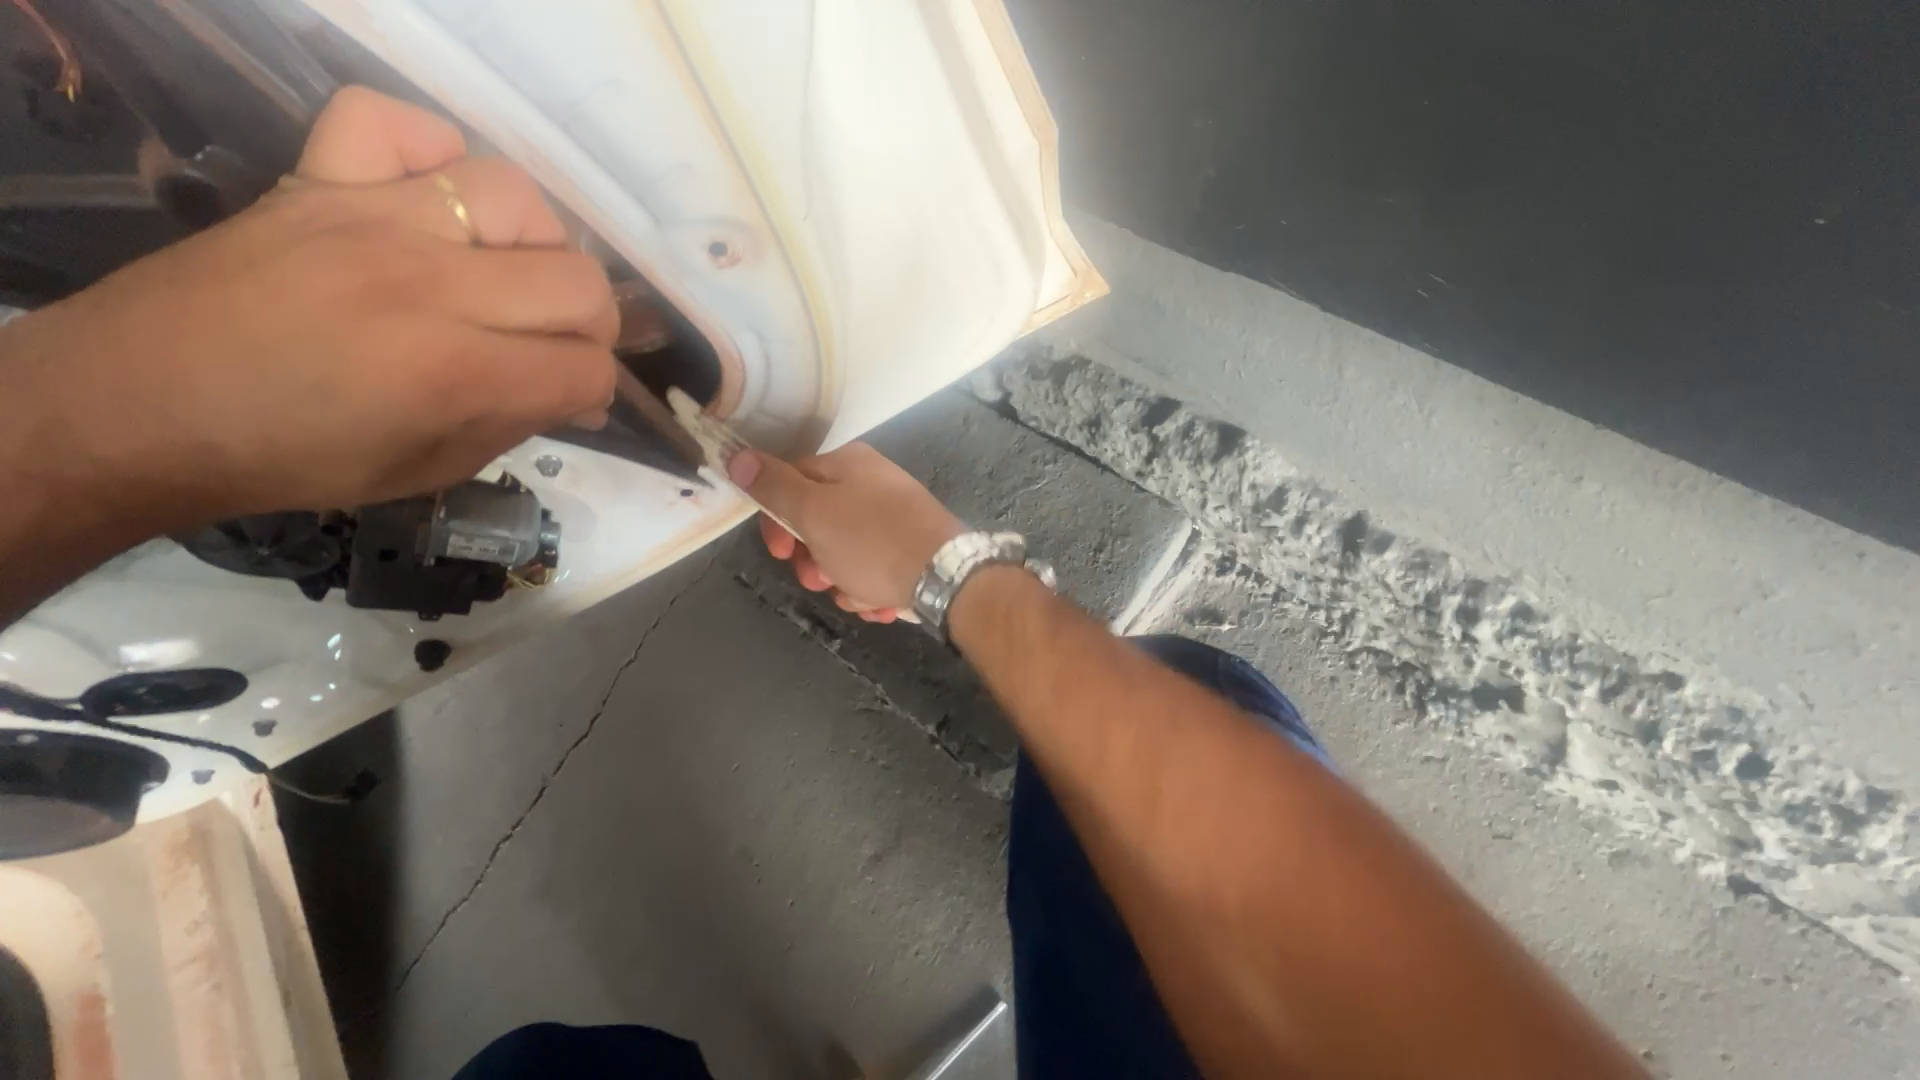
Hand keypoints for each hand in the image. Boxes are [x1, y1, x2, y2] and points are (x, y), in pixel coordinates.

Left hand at [0, 87, 616, 531]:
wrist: (136, 408)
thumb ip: (517, 424)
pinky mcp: (318, 182)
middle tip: (554, 347)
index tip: (574, 400)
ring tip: (509, 275)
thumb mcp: (429, 470)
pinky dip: (432, 150)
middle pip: (579, 283)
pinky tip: (437, 198)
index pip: (587, 366)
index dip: (595, 389)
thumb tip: (580, 394)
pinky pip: (393, 125)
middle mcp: (428, 284)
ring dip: (538, 245)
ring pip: (516, 196)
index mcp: (453, 374)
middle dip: (589, 328)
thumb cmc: (292, 459)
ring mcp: (371, 218)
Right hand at [729, 444, 964, 622]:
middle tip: (818, 580)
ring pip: (846, 551)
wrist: (947, 578)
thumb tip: (738, 455)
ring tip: (856, 596)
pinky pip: (876, 568)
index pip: (792, 481)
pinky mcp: (914, 550)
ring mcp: (897, 518)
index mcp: (849, 464)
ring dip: (843, 580)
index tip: (779, 554)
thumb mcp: (813, 513)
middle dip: (813, 558)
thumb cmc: (872, 543)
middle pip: (820, 520)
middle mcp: (874, 483)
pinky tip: (880, 603)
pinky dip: (871, 588)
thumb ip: (774, 488)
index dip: (776, 520)